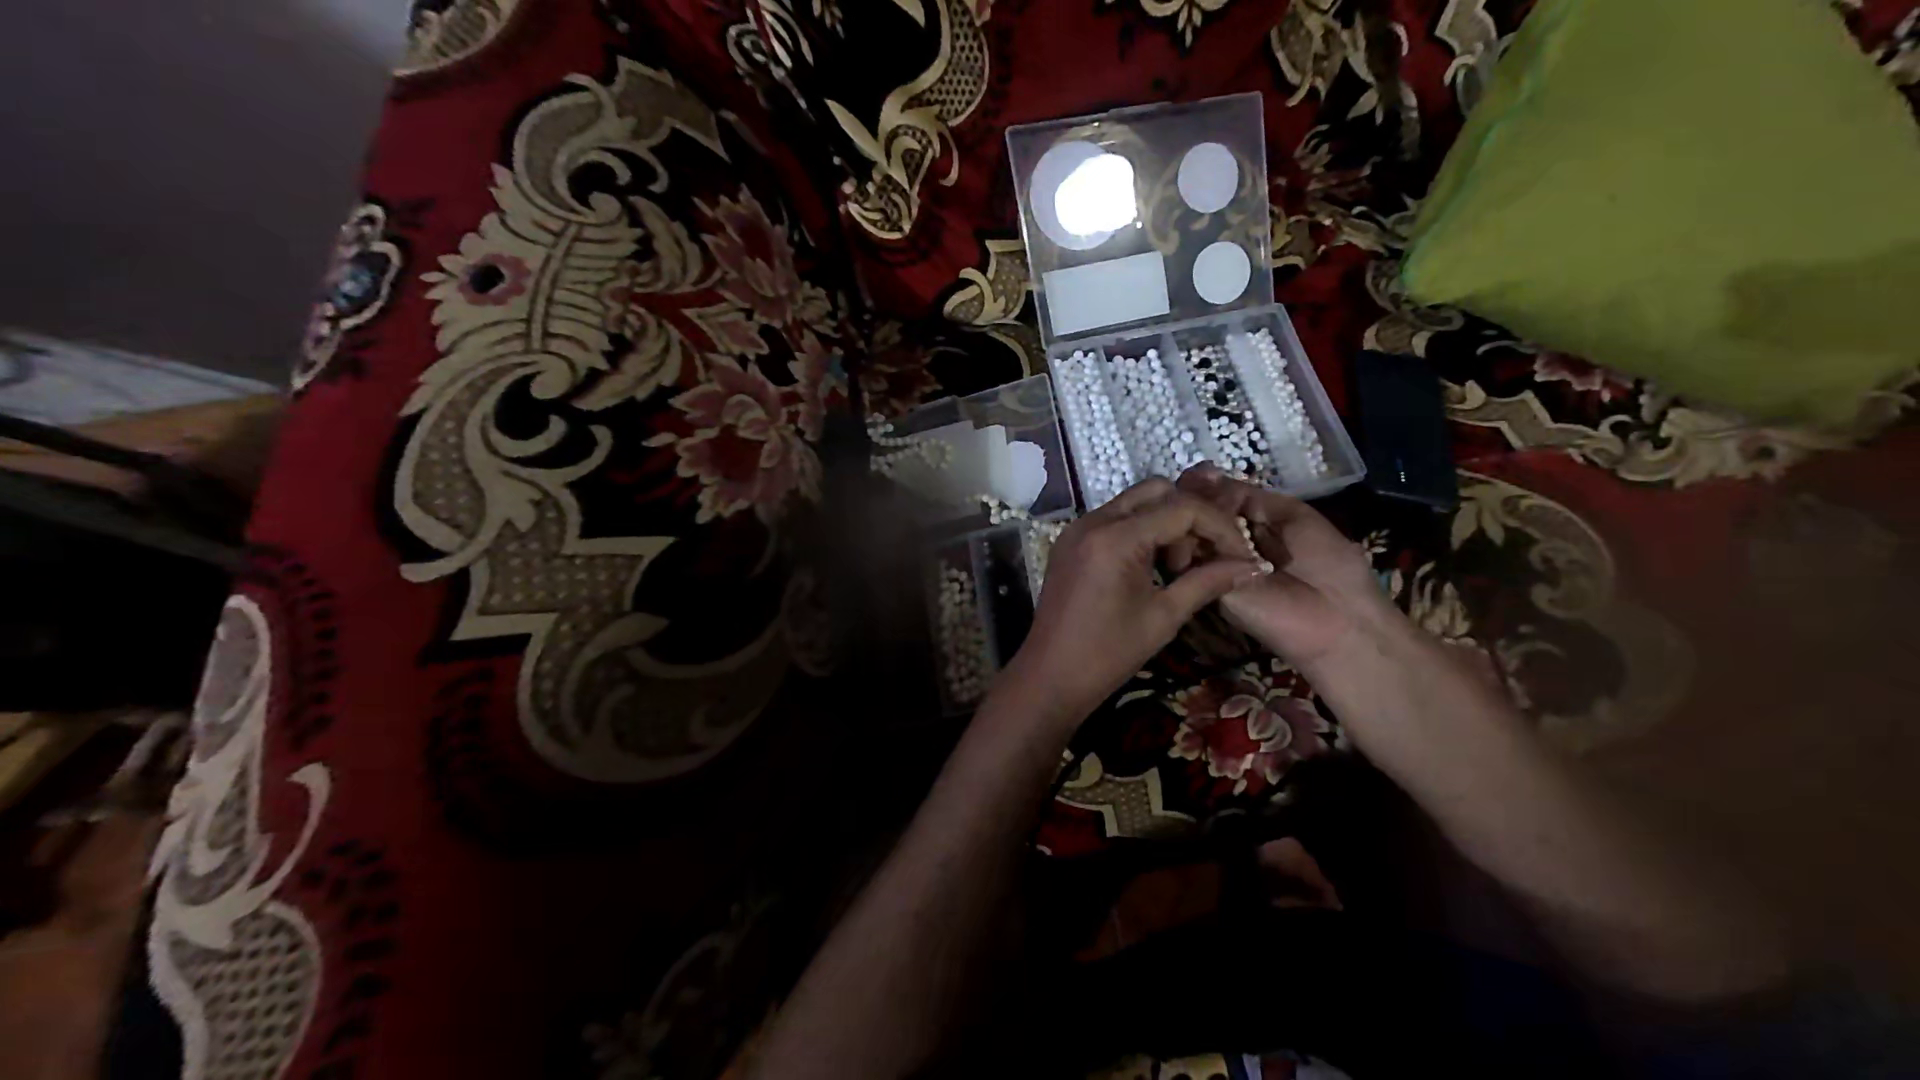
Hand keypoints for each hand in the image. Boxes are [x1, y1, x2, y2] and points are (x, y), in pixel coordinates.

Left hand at [999, 478, 1265, 727]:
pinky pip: (1114, 519)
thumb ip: (1208, 582)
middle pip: (1157, 491)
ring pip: (1135, 502)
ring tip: (1177, 569)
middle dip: (1191, 518)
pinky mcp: (1070, 542)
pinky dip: (1140, 531)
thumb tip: (1252, 566)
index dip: (1220, 527)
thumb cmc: (1108, 653)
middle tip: (1204, 558)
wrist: (1050, 676)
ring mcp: (1077, 529)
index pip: (1182, 507)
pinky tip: (1151, 568)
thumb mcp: (1164, 617)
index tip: (1241, 556)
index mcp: (1115, 537)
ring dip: (1166, 524)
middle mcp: (1093, 521)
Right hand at [1174, 464, 1402, 671]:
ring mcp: (1213, 566)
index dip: (1204, 484)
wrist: (1338, 621)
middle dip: (1190, 496)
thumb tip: (1208, 477)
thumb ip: (1252, 498)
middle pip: (1197, 514)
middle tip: (1184, 485)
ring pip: (1186, 533)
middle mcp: (1227, 544)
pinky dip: (1185, 539)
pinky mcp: (1204, 586)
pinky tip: (1190, 527)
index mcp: (1251, 526)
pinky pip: (1186, 559)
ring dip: (1185, 514)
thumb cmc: (1329, 566)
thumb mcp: (1294, 517)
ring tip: (1186, 505)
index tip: (1195, 473)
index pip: (1218, 498)